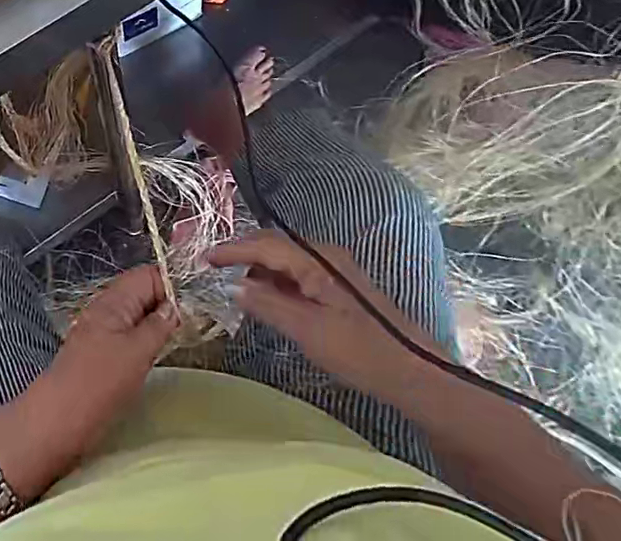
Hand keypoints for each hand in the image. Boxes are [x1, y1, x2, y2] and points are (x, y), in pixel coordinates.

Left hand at [0, 265, 177, 503]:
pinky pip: (131, 331)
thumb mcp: (138, 351)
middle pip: (144, 291)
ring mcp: (104, 327)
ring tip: (187, 333)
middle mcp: (108, 306)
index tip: (200, 300)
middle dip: (170, 301)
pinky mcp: (104, 348)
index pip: (149, 274)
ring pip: (139, 312)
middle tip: (200, 320)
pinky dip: (148, 335)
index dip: (174, 283)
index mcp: (115, 298)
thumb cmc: (100, 380)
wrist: (61, 416)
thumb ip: (160, 325)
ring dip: (160, 320)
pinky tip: (162, 348)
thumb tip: (178, 304)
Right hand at [207, 232, 440, 403]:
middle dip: (242, 255)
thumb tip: (231, 287)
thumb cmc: (360, 352)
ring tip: (237, 288)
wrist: (416, 375)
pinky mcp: (338, 286)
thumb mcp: (306, 330)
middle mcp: (323, 255)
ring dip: (258, 269)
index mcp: (316, 260)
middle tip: (214, 268)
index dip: (231, 250)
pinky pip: (296, 273)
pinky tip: (267, 298)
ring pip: (284, 259)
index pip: (263, 245)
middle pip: (273, 245)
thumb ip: (266, 304)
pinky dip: (276, 281)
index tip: (204, 259)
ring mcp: (333, 269)